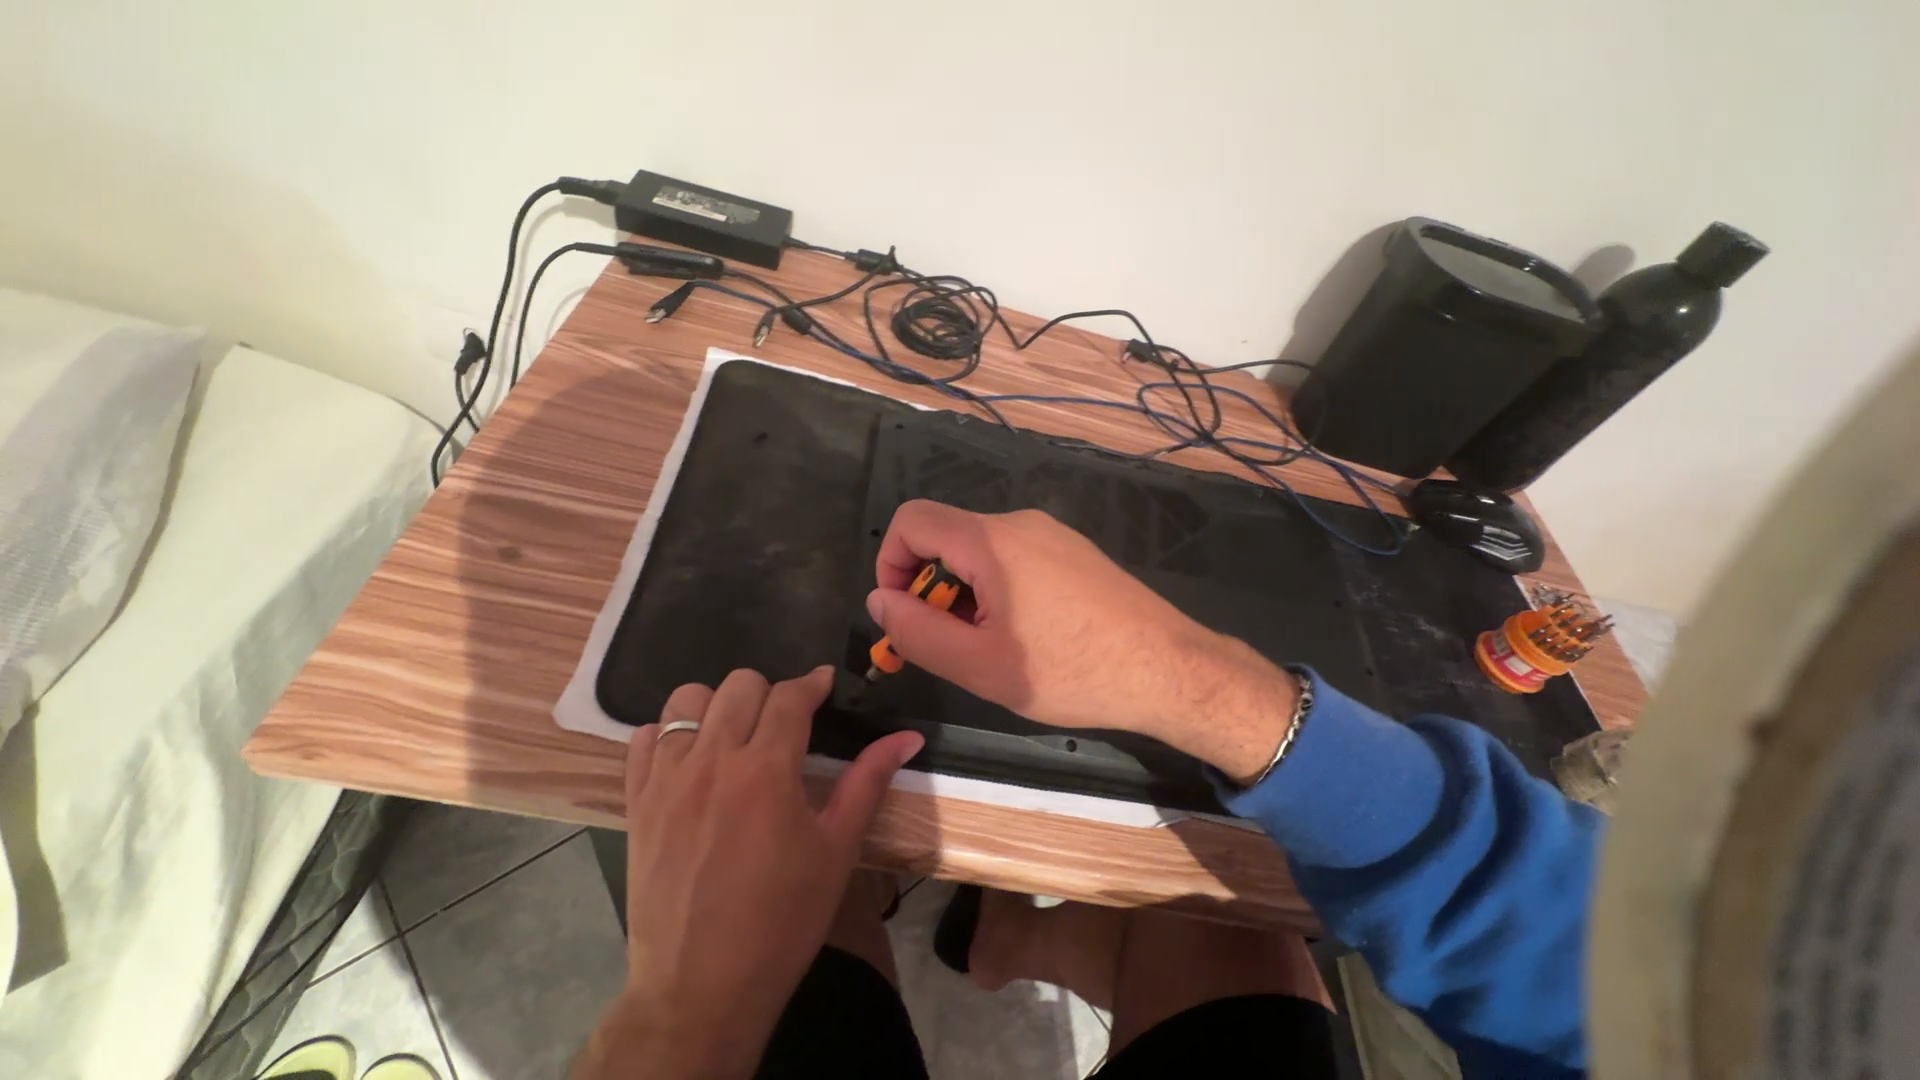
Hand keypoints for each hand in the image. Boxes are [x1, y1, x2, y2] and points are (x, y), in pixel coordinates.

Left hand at [575, 668, 923, 1079]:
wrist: (702, 986)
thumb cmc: (783, 920)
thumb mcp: (837, 850)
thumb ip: (869, 781)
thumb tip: (908, 736)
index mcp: (767, 769)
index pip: (789, 696)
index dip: (812, 683)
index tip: (824, 685)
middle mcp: (713, 760)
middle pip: (739, 685)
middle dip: (770, 692)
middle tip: (784, 724)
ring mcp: (667, 779)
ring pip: (688, 699)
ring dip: (717, 706)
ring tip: (734, 736)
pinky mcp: (636, 802)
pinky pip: (644, 738)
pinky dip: (669, 734)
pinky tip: (690, 760)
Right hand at [867, 500, 1297, 783]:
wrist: (1169, 669)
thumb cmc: (1070, 670)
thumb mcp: (979, 665)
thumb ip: (917, 631)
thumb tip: (880, 600)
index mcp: (992, 540)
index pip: (911, 519)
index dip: (889, 563)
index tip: (902, 615)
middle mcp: (1021, 523)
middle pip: (947, 537)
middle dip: (930, 588)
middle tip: (947, 645)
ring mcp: (1054, 534)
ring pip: (982, 552)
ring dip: (965, 594)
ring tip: (990, 648)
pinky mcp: (1076, 553)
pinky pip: (1016, 559)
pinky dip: (999, 591)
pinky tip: (1026, 637)